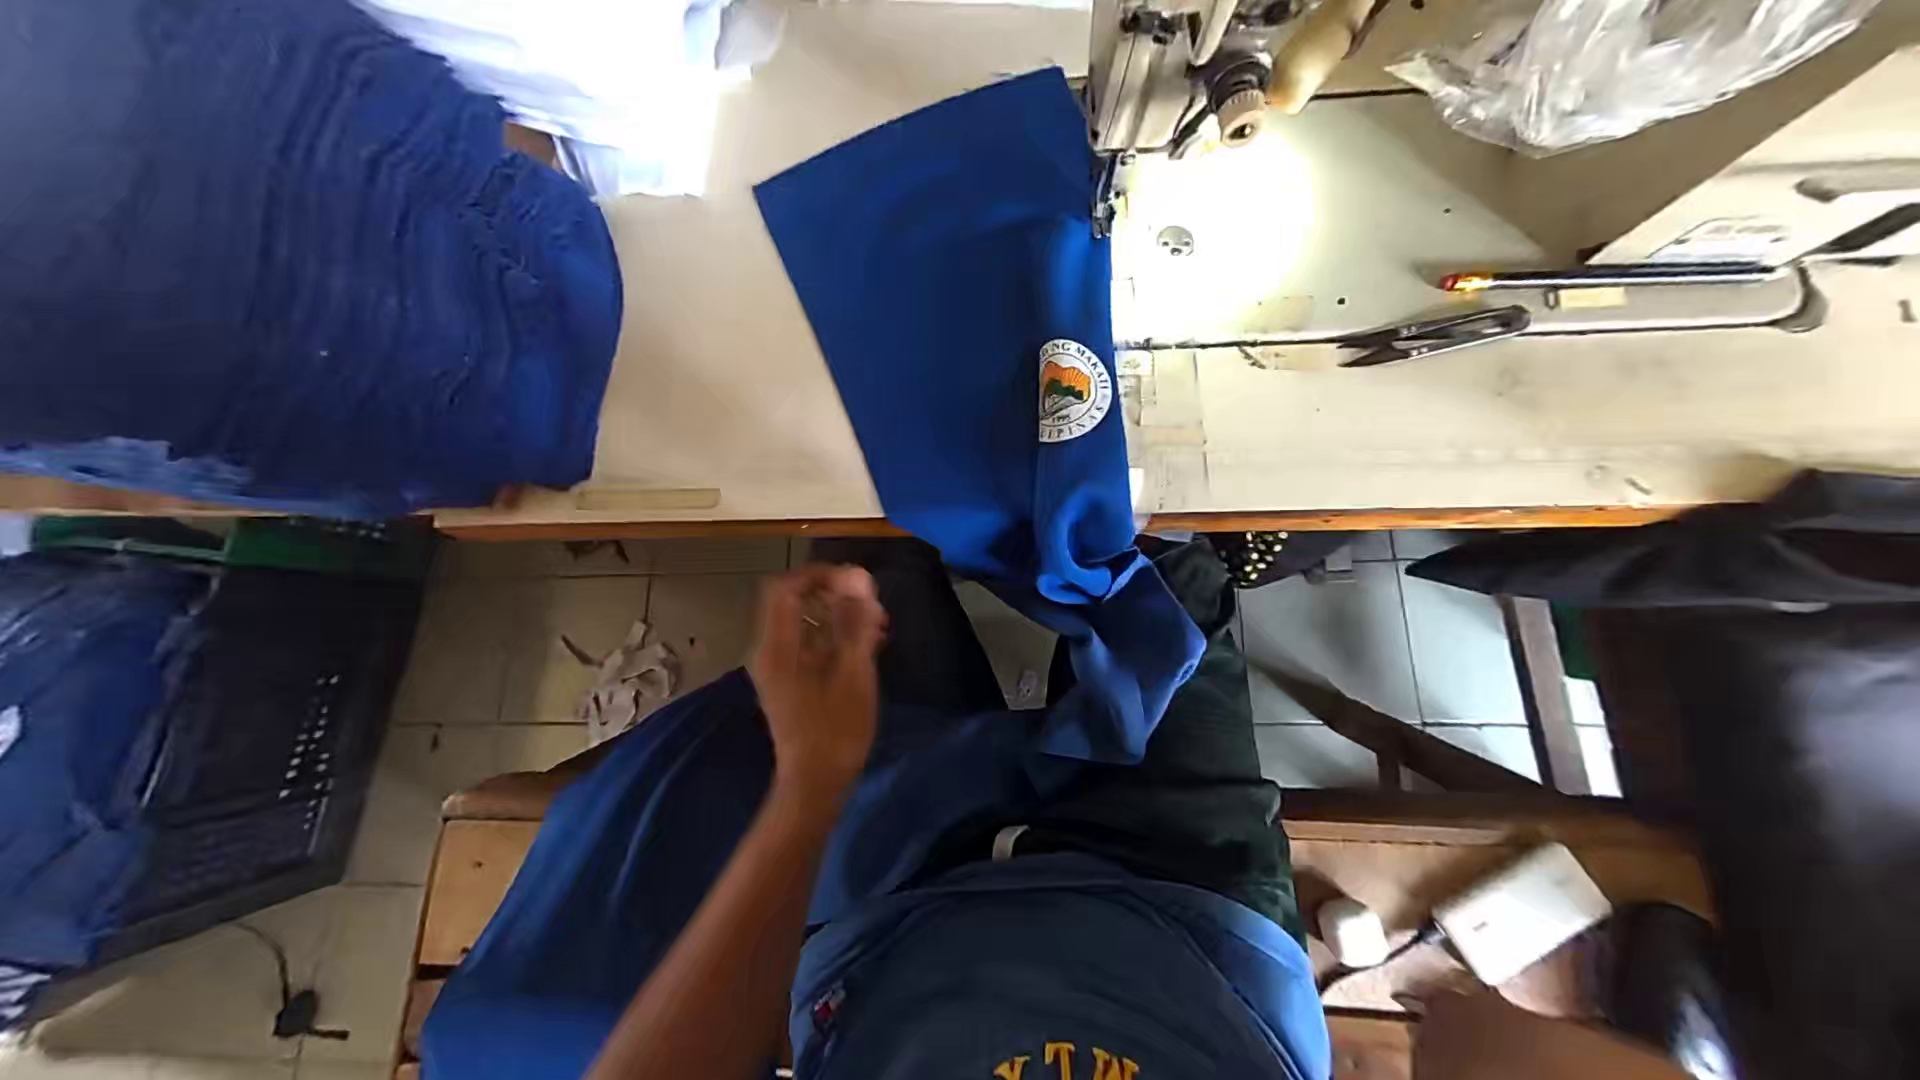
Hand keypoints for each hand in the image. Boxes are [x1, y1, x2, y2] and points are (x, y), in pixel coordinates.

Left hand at [748, 565, 887, 801]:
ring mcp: (778, 667)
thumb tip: (861, 581)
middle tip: (871, 602)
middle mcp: (770, 651)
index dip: (820, 575)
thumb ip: (856, 624)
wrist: (816, 784)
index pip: (786, 588)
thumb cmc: (836, 730)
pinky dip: (834, 635)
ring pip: (805, 622)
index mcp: (778, 646)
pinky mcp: (790, 681)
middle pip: (795, 601)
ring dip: (838, 614)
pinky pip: (809, 642)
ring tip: (878, 623)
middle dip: (834, 593)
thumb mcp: (853, 673)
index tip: (857, 581)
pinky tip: (867, 644)